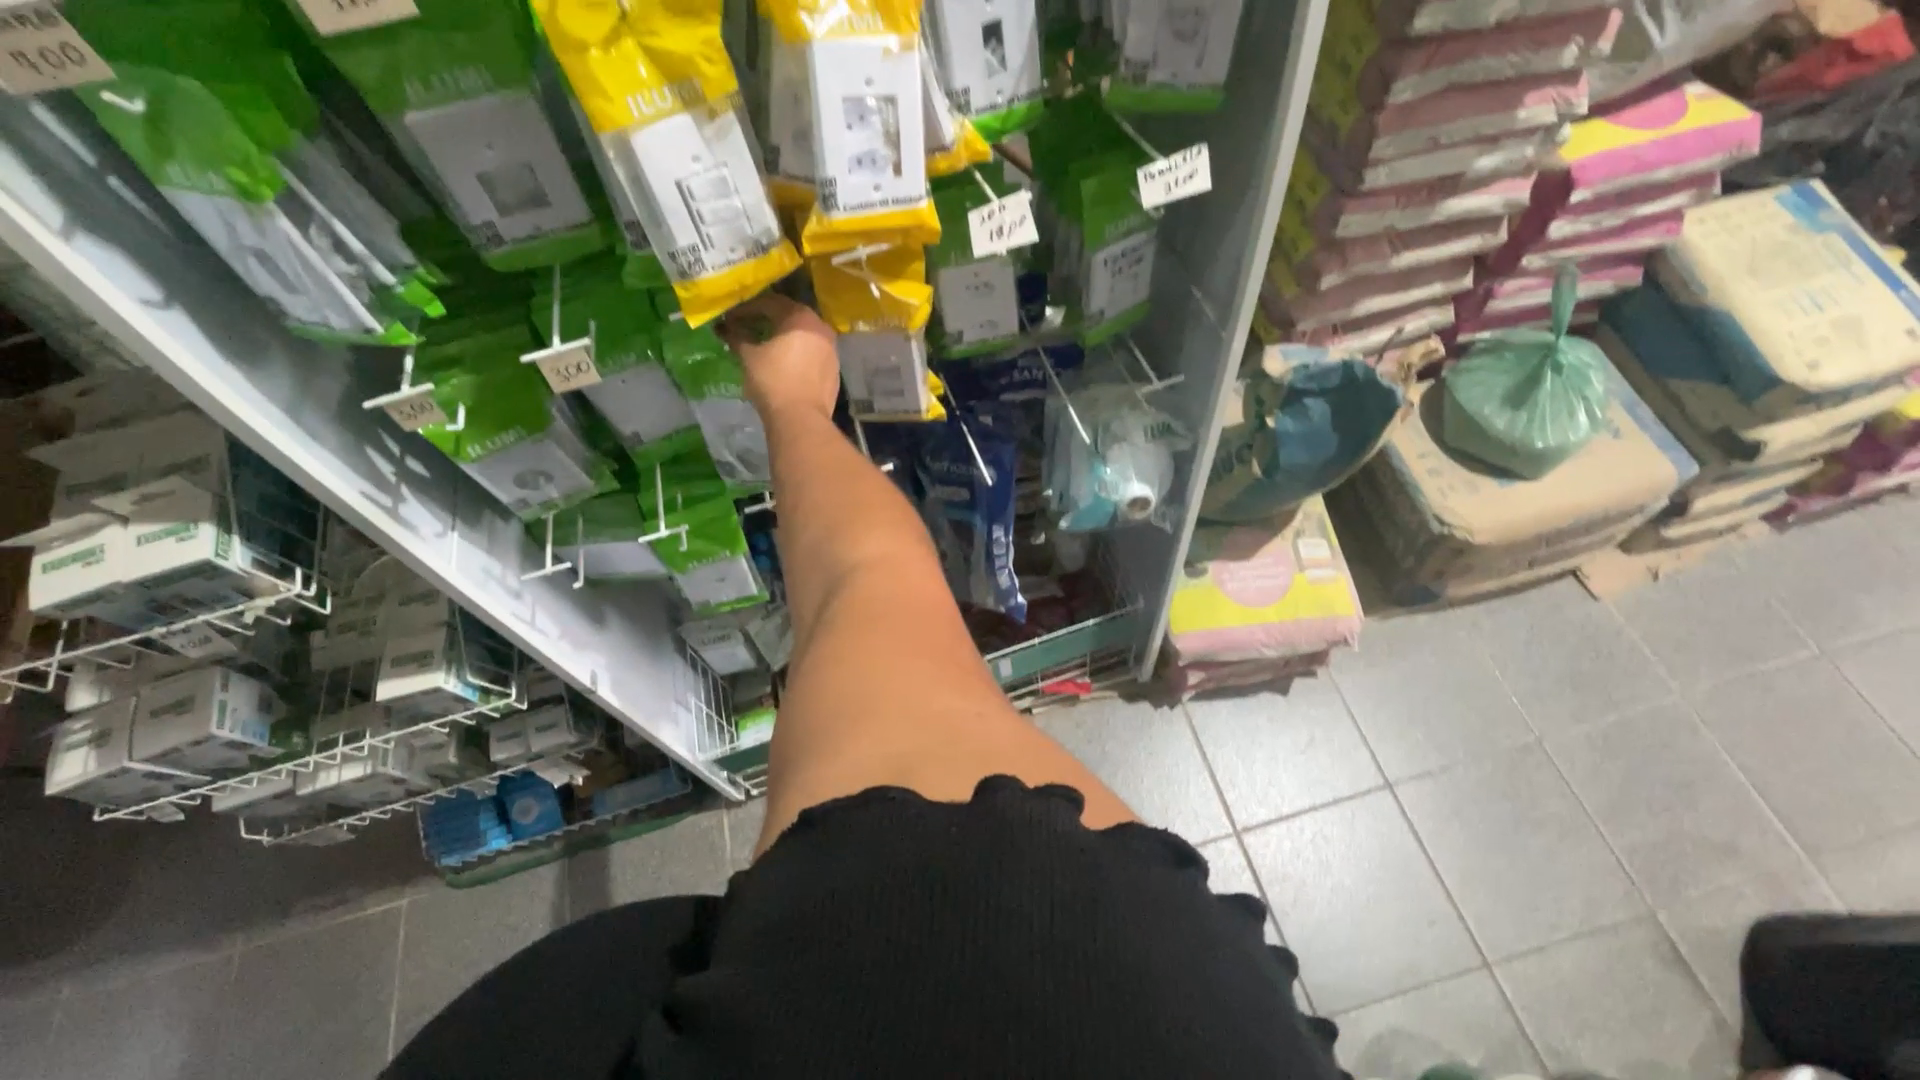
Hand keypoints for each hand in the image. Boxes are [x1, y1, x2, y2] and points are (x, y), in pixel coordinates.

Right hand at [718, 294, 839, 423]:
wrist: (801, 418)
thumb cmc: (772, 381)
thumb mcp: (748, 356)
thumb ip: (736, 336)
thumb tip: (724, 328)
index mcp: (800, 317)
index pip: (770, 303)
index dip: (746, 309)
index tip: (730, 317)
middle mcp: (820, 327)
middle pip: (789, 316)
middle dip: (766, 319)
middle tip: (746, 325)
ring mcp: (831, 349)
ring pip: (803, 334)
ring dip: (783, 335)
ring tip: (763, 343)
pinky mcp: (834, 369)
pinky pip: (812, 353)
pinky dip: (797, 352)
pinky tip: (783, 361)